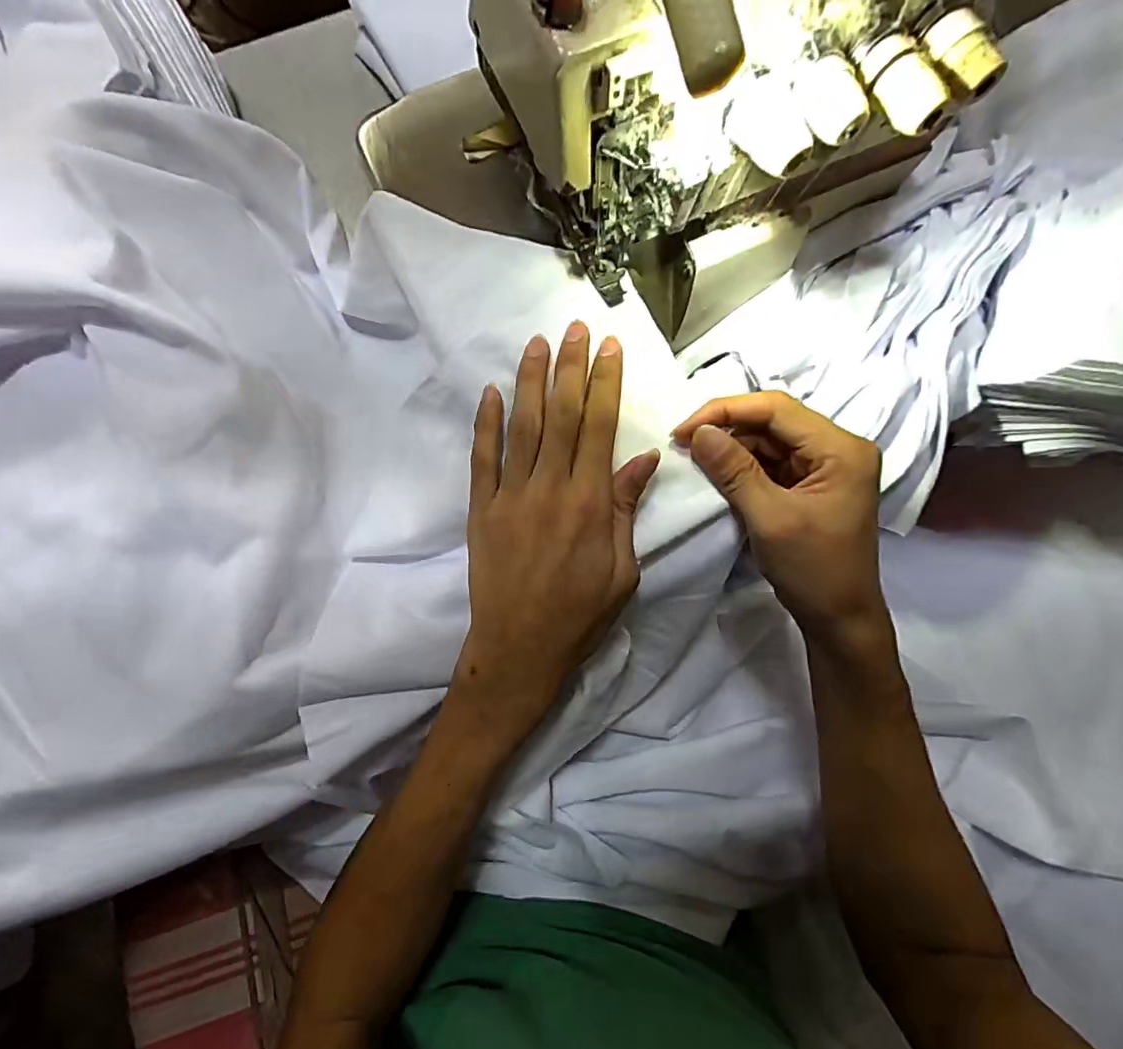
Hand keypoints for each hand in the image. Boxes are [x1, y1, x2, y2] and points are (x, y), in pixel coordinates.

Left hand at [455, 323, 660, 740]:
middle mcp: (549, 489)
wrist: (519, 648)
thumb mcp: (622, 570)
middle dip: (569, 367)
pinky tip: (489, 393)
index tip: (608, 348)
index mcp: (589, 502)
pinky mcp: (480, 511)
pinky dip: (485, 424)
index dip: (604, 383)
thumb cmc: (579, 615)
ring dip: (530, 382)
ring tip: (536, 343)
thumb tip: (642, 459)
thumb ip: (626, 511)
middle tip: (574, 327)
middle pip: (562, 415)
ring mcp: (509, 497)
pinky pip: (481, 459)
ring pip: (522, 427)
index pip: (599, 427)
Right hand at [672, 391, 885, 631]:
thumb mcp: (769, 518)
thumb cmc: (812, 570)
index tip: (684, 430)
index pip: (777, 408)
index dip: (726, 410)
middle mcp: (839, 448)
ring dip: (733, 446)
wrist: (840, 619)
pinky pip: (774, 462)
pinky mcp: (814, 484)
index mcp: (840, 449)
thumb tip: (699, 432)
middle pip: (775, 420)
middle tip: (684, 443)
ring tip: (695, 457)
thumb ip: (734, 471)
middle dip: (728, 427)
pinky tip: (718, 471)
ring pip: (771, 440)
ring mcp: (828, 466)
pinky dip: (744, 465)